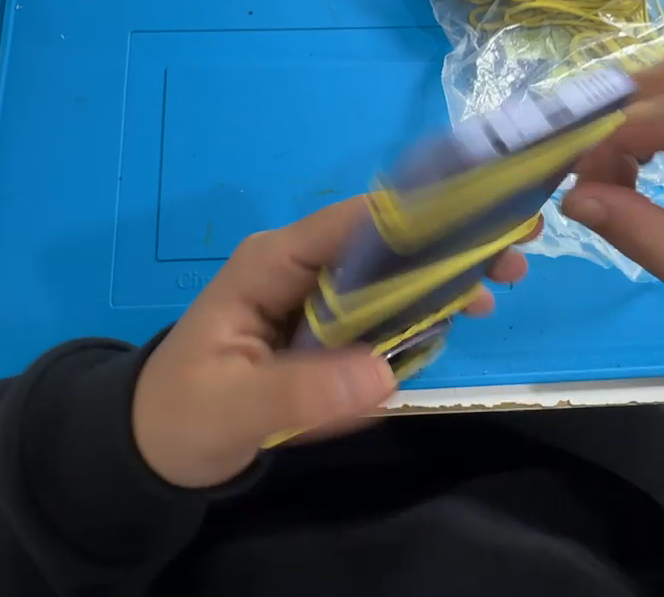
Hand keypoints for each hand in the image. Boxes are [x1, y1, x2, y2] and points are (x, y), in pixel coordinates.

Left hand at [133, 196, 529, 487]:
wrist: (154, 445)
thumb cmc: (182, 412)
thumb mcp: (235, 406)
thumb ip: (303, 391)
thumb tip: (383, 373)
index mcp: (273, 262)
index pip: (347, 224)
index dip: (412, 217)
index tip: (475, 220)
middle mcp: (300, 266)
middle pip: (380, 243)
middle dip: (443, 246)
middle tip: (509, 256)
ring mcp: (315, 295)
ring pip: (387, 274)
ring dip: (442, 276)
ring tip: (498, 287)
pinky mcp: (325, 328)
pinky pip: (380, 310)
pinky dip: (422, 311)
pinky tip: (461, 314)